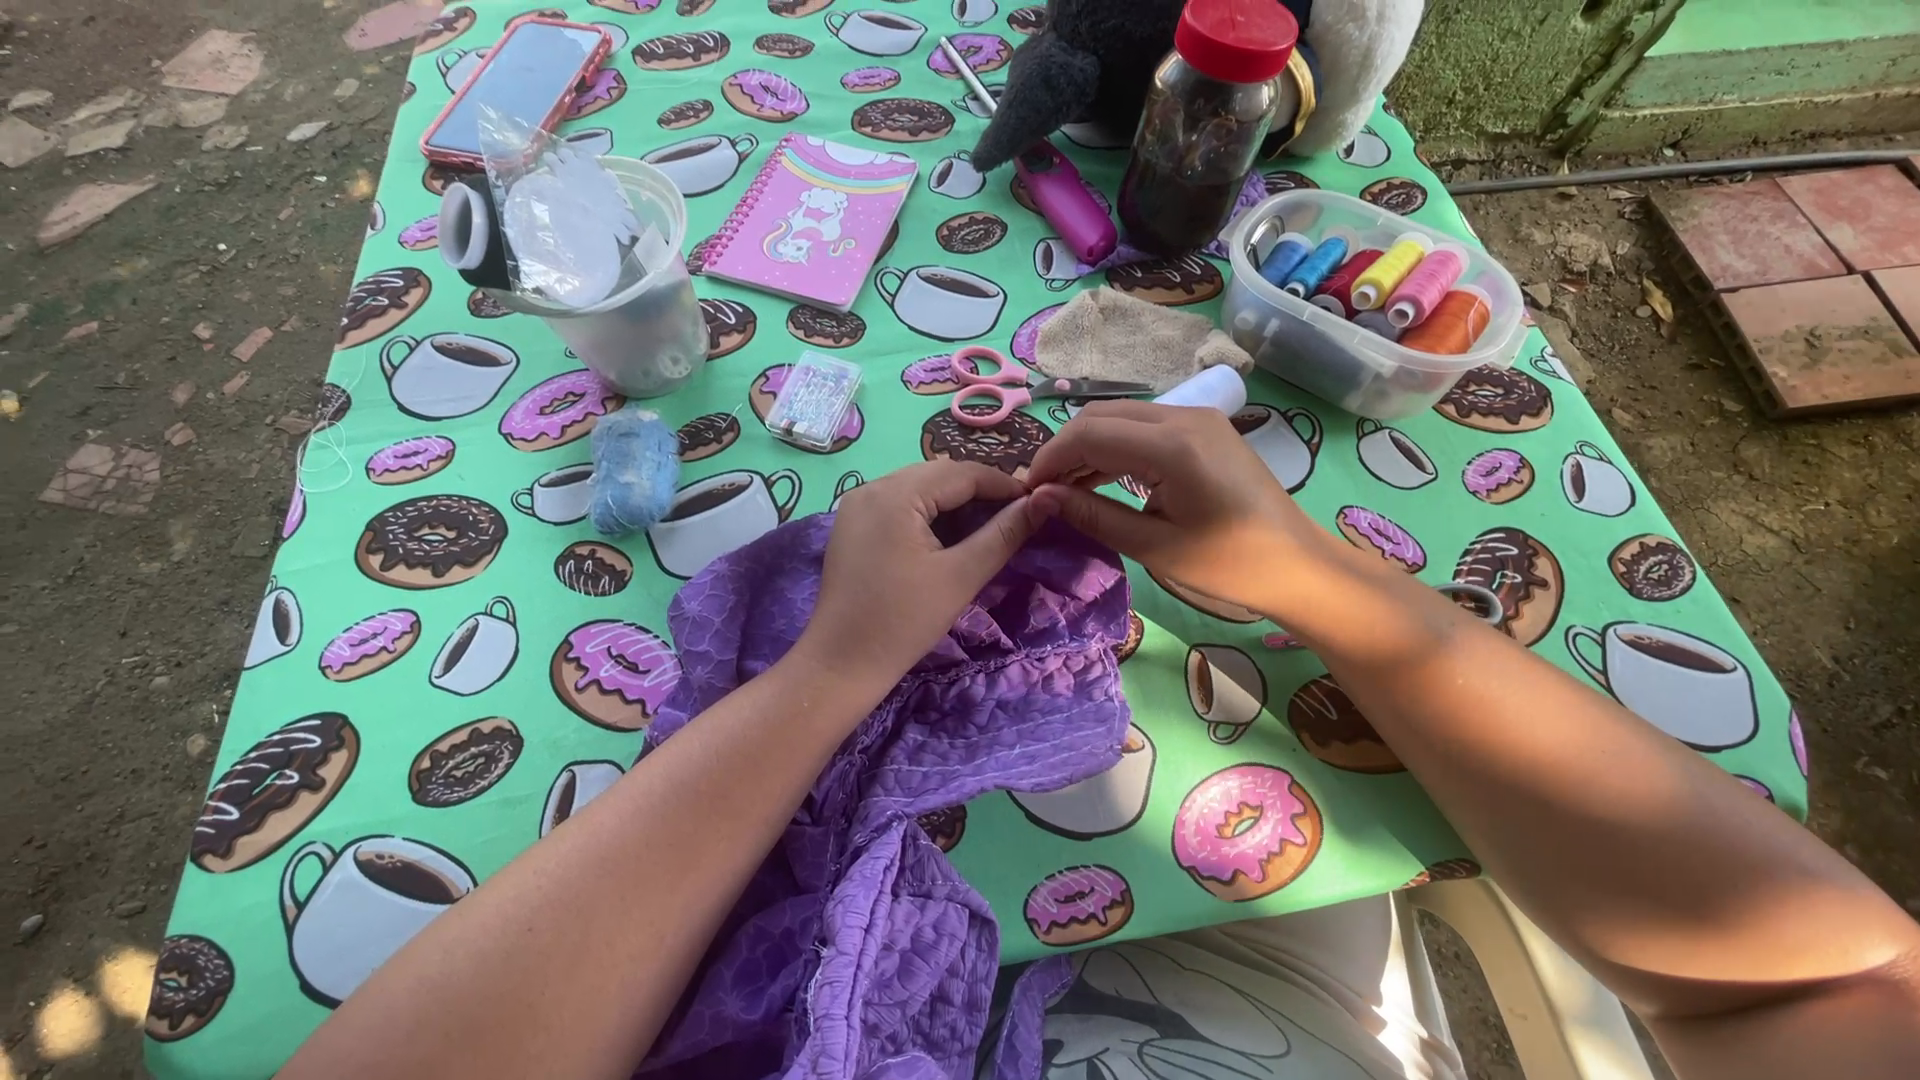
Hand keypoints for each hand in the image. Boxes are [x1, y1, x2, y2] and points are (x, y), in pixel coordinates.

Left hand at [794, 461, 1038, 689]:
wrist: (842, 662)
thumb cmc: (904, 621)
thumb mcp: (961, 576)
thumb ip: (1003, 535)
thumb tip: (1043, 502)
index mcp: (895, 494)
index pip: (961, 472)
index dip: (1004, 483)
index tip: (1038, 500)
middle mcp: (871, 487)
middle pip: (938, 474)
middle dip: (980, 490)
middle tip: (1017, 514)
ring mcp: (856, 505)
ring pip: (918, 487)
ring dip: (954, 500)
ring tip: (990, 524)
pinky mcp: (852, 525)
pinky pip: (899, 504)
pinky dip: (929, 511)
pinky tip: (951, 534)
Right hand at [1025, 401, 1334, 620]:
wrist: (1297, 563)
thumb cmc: (1229, 564)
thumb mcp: (1153, 546)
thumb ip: (1092, 515)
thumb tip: (1041, 498)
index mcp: (1173, 446)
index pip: (1089, 434)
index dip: (1051, 459)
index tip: (1028, 492)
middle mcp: (1183, 416)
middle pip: (1101, 416)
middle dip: (1065, 449)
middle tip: (1044, 492)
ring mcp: (1197, 418)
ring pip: (1120, 417)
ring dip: (1088, 447)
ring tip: (1065, 489)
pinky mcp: (1204, 428)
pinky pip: (1143, 427)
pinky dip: (1115, 448)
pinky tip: (1100, 479)